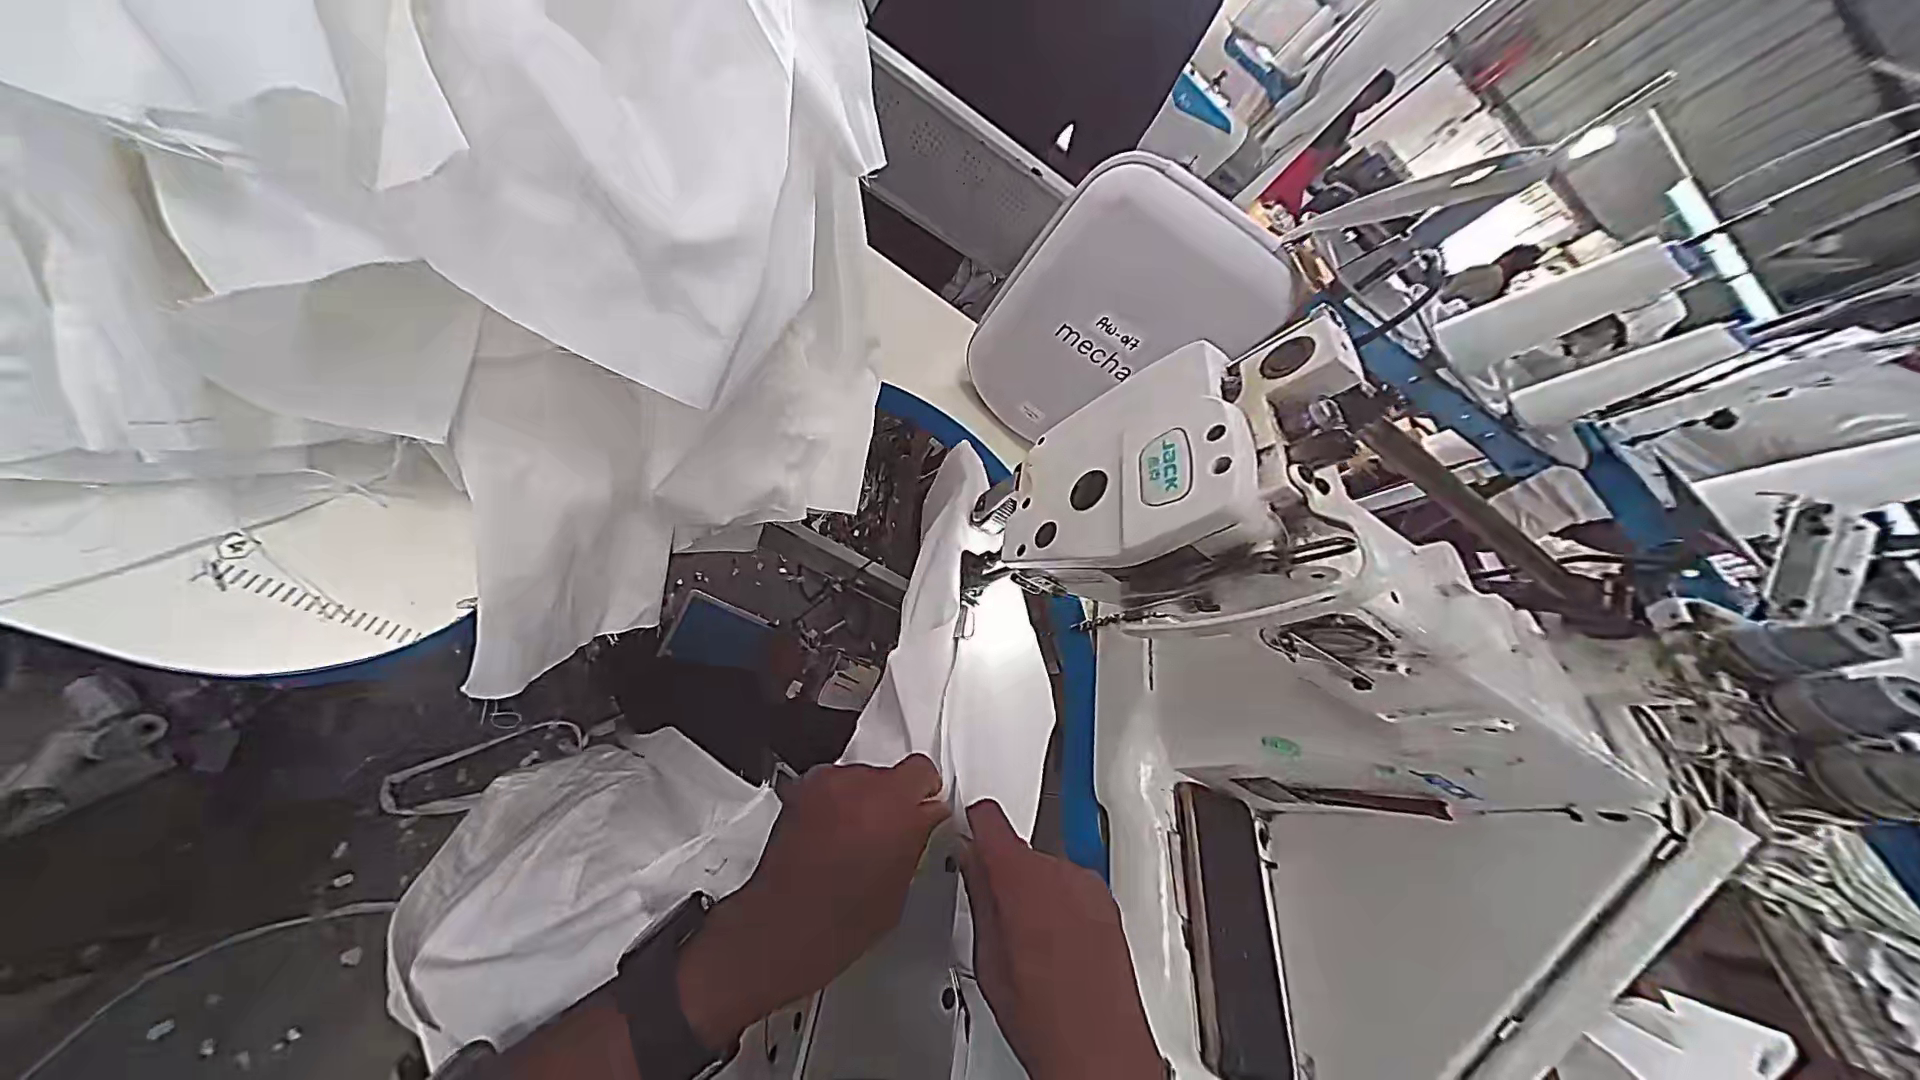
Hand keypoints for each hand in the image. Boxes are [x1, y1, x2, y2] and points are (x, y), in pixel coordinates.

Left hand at [675, 754, 949, 1049]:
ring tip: (854, 839)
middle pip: (892, 774)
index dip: (926, 792)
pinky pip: (832, 784)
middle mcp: (862, 784)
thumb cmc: (837, 921)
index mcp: (896, 805)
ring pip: (861, 777)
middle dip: (893, 800)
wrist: (782, 928)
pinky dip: (835, 801)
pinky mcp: (804, 788)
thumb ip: (917, 837)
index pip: (924, 772)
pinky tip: (832, 834)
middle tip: (888, 833)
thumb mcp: (901, 883)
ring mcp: (830, 784)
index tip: (925, 805)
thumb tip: (924, 820)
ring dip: (862, 799)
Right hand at [962, 800, 1162, 1079]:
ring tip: (1032, 940)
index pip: (989, 819)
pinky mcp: (1106, 900)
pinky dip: (1062, 900)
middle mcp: (1057, 870)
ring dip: (1036, 887)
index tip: (968, 823)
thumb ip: (978, 894)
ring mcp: (1086, 884)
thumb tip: (971, 863)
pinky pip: (1073, 884)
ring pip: (1047, 866)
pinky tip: (1057, 942)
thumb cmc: (1045, 1018)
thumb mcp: (987, 957)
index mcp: (1019, 877)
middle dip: (1005, 870)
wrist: (1100, 1052)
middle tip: (996, 910)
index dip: (974, 820)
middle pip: (1019, 847)